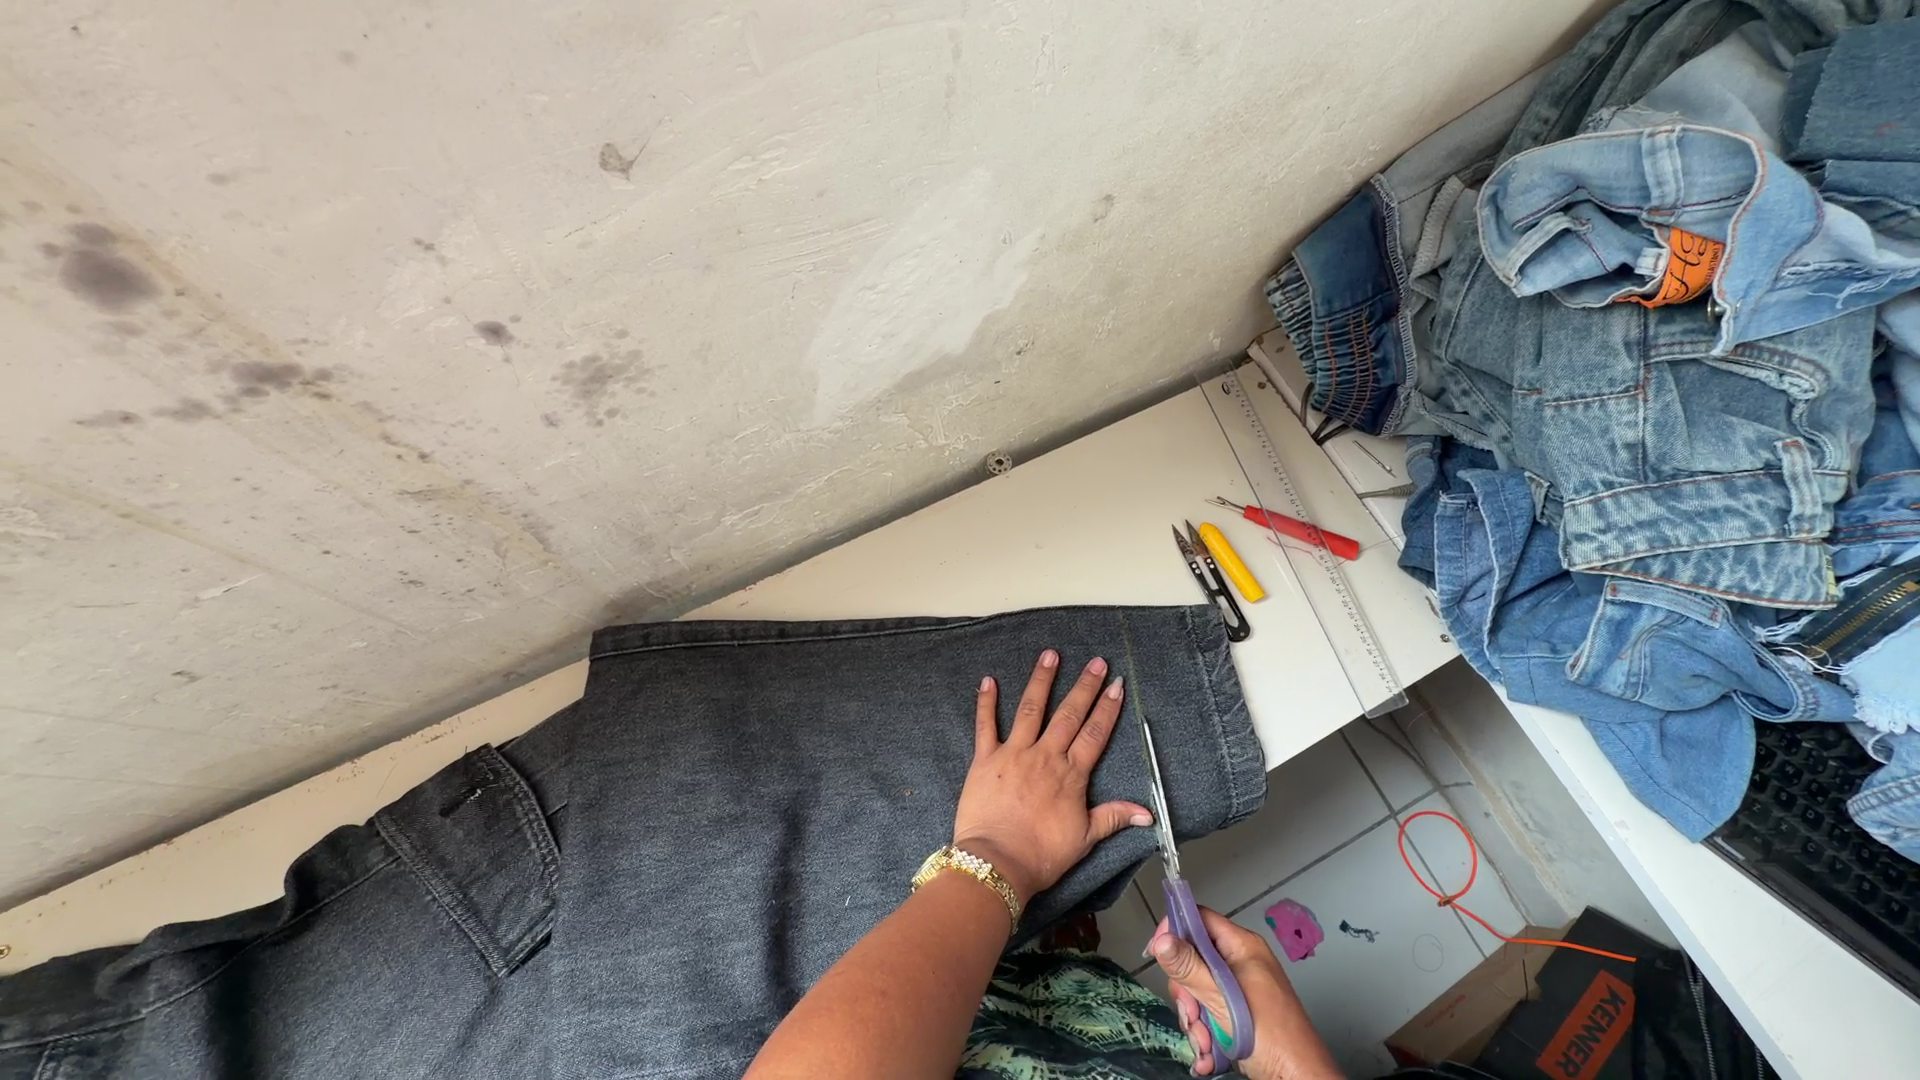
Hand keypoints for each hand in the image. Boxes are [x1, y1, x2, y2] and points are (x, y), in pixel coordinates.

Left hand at [952, 649, 1152, 904]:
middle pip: (1069, 715)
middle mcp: (1045, 756)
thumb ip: (1113, 817)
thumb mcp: (1084, 838)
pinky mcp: (985, 759)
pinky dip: (986, 702)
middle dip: (1084, 687)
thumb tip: (1147, 813)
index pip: (1095, 734)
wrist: (998, 863)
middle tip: (1096, 662)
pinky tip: (988, 680)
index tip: (1117, 685)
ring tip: (1050, 655)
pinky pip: (986, 725)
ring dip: (1042, 680)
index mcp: (1071, 775)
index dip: (1107, 709)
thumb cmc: (1041, 855)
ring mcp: (1014, 753)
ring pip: (1031, 709)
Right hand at [1150, 908, 1343, 1079]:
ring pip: (1198, 989)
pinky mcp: (1239, 1013)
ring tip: (1204, 1044)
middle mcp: (1241, 962)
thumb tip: (1161, 939)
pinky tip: (1208, 1054)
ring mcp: (1241, 988)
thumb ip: (1189, 968)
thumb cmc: (1270, 1037)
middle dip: (1186, 993)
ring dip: (1195, 1019)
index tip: (1157, 954)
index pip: (1199, 918)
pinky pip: (1210, 1010)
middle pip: (1193, 958)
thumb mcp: (1222, 1000)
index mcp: (1242, 947)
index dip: (1174, 930)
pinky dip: (1205, 1032)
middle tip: (1192, 1015)